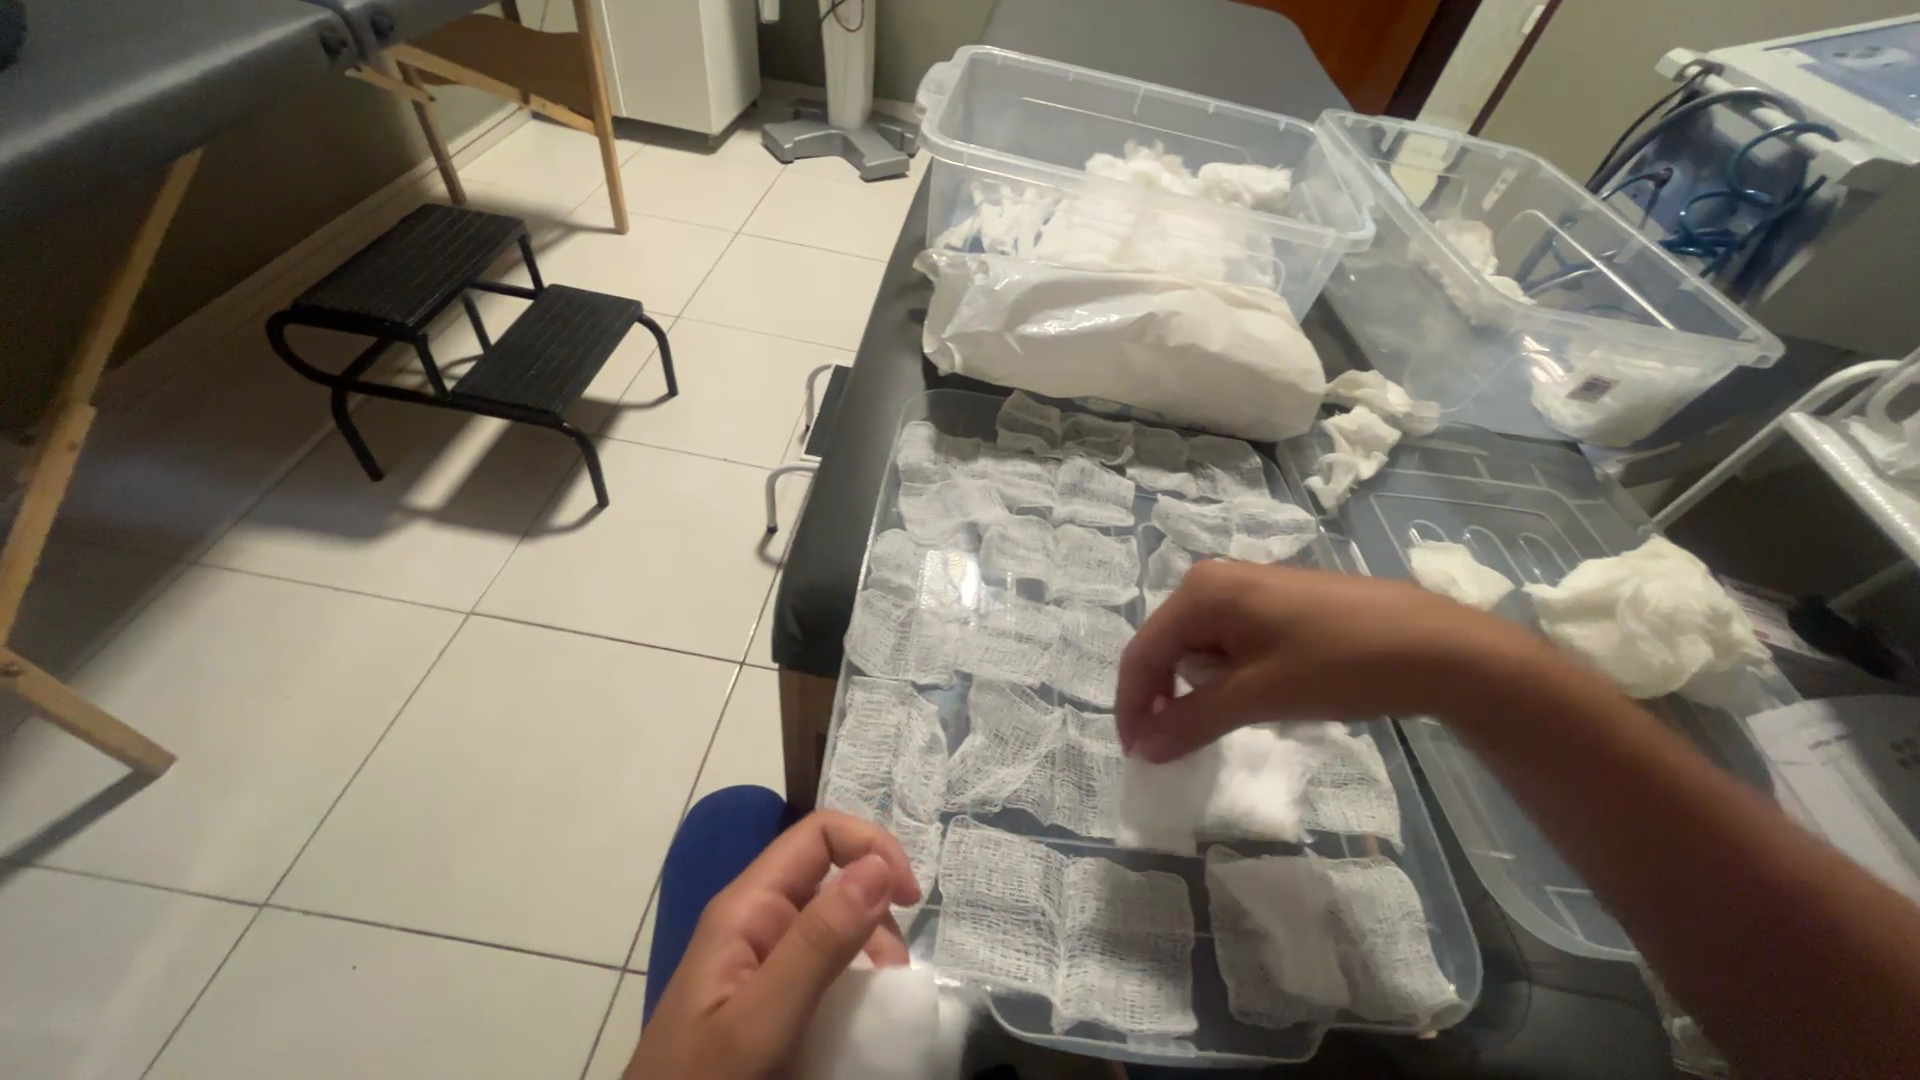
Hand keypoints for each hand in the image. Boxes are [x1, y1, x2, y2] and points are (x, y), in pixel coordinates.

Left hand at [626, 811, 922, 1079]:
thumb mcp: (761, 1019)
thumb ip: (819, 942)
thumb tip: (880, 865)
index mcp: (748, 906)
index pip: (818, 834)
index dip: (871, 847)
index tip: (909, 898)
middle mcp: (758, 919)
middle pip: (834, 875)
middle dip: (877, 909)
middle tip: (894, 970)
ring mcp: (765, 957)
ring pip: (837, 921)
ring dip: (873, 948)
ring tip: (881, 1000)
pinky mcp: (773, 995)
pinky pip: (828, 965)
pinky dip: (857, 980)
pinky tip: (862, 1015)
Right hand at [1116, 560, 1551, 761]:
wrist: (1439, 646)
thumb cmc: (1340, 664)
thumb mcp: (1258, 697)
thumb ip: (1192, 720)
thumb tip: (1142, 749)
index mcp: (1201, 591)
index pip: (1142, 652)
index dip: (1133, 706)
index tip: (1138, 756)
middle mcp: (1215, 579)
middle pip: (1165, 646)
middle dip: (1163, 697)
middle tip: (1172, 748)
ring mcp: (1248, 587)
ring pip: (1198, 646)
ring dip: (1196, 689)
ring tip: (1216, 727)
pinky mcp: (1276, 601)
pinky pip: (1229, 641)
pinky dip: (1226, 676)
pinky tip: (1251, 699)